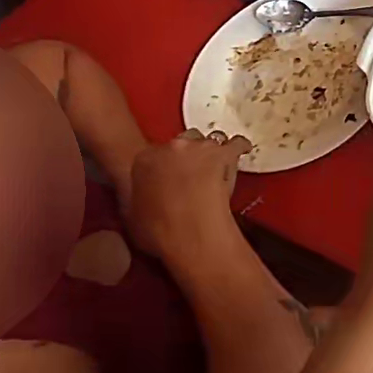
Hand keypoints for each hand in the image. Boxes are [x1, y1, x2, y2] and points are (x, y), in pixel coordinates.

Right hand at [126, 129, 250, 259]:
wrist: (188, 231)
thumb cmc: (158, 229)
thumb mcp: (132, 211)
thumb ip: (137, 191)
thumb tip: (144, 190)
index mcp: (144, 159)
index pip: (156, 152)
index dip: (165, 164)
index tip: (170, 173)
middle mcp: (172, 146)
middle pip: (184, 142)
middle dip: (188, 155)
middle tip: (193, 173)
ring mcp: (201, 146)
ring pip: (209, 141)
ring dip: (211, 152)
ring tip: (215, 168)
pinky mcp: (225, 152)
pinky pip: (236, 143)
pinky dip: (239, 148)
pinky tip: (241, 153)